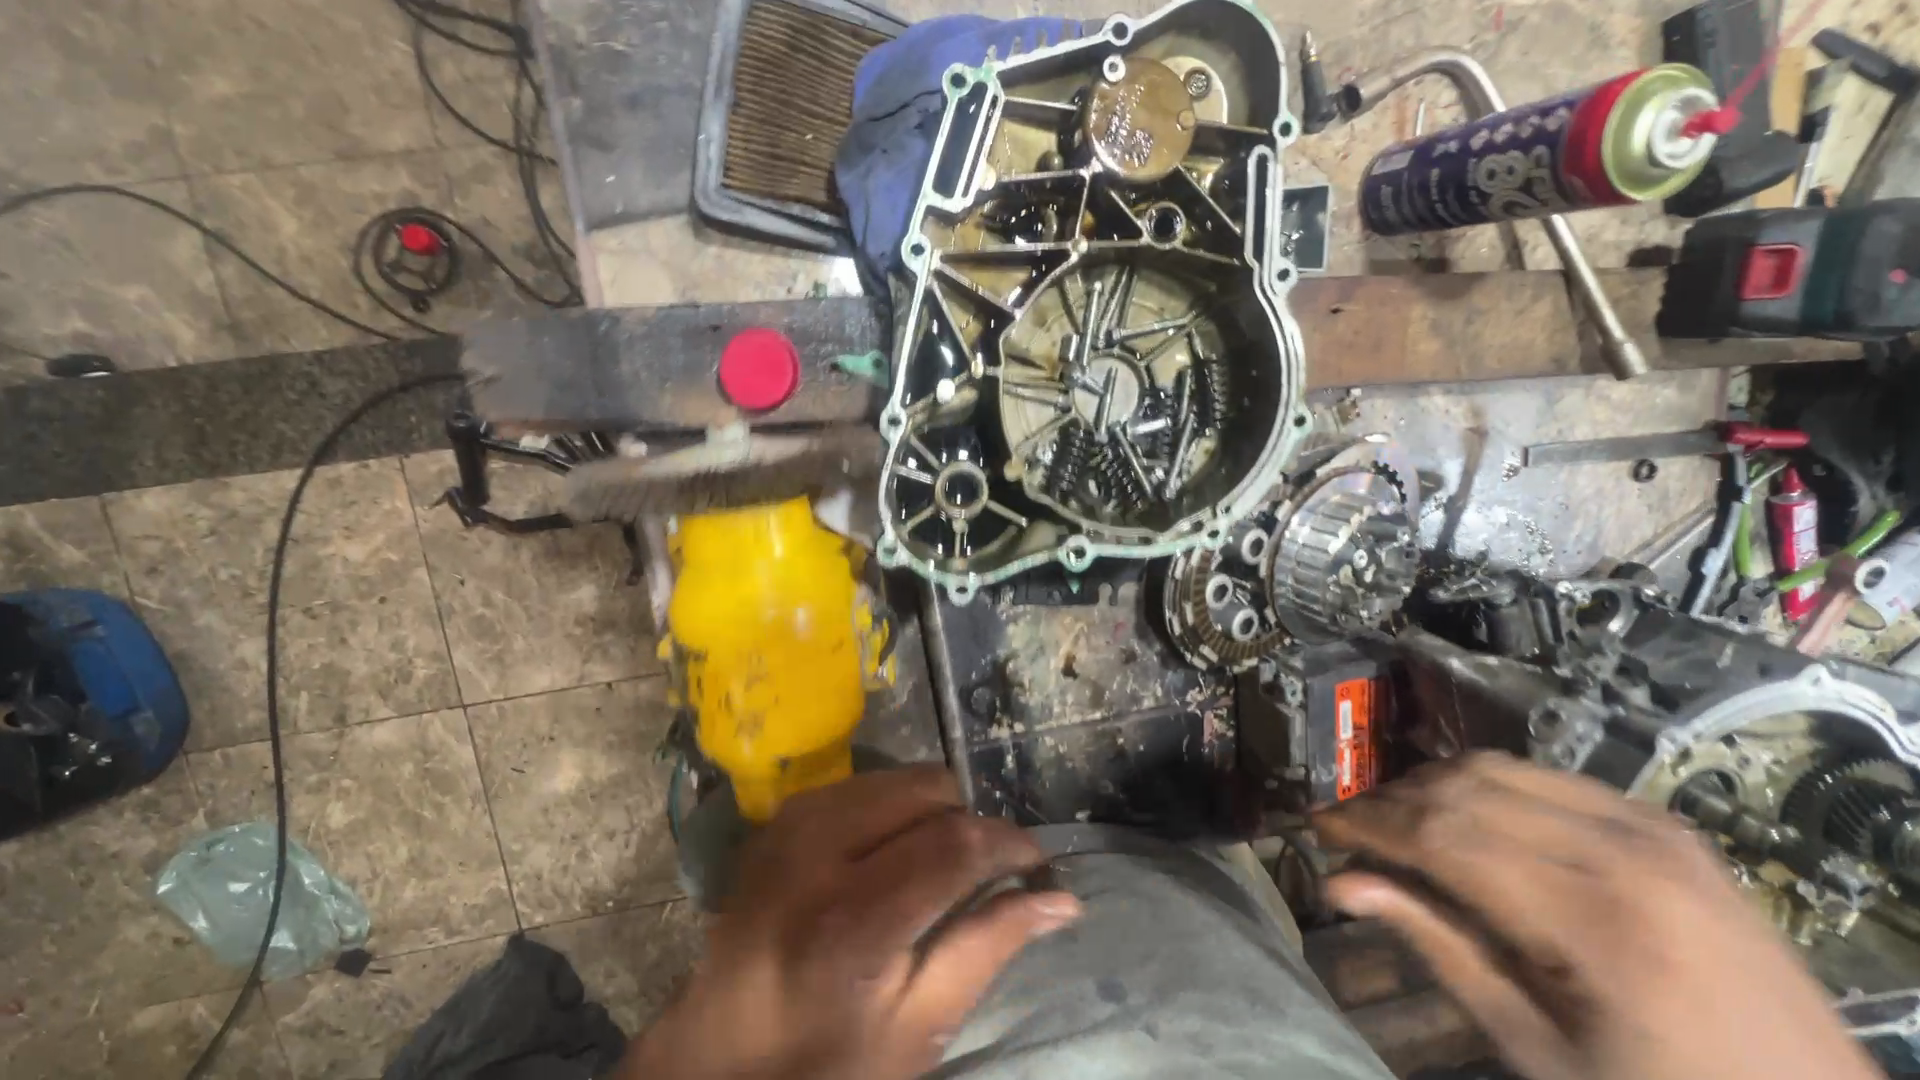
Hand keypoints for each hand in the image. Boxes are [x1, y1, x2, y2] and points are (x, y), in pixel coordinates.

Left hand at [619, 766, 1079, 1079]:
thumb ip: (986, 950)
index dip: (1009, 844)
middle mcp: (815, 851)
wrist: (717, 1053)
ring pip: (899, 778)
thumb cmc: (824, 1059)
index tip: (1036, 864)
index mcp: (851, 921)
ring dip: (934, 811)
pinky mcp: (780, 817)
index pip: (954, 844)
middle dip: (970, 822)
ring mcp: (790, 825)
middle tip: (981, 872)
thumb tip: (1059, 898)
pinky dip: (895, 807)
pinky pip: (864, 784)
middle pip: (929, 791)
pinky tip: (892, 853)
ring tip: (936, 864)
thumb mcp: (915, 1028)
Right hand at [1314, 752, 1878, 1079]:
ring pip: (1500, 768)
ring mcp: (1653, 827)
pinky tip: (1465, 819)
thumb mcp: (1537, 1043)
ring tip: (1394, 821)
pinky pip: (1548, 777)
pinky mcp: (1666, 823)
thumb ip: (1439, 948)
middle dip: (1390, 801)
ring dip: (1432, 786)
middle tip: (1347, 829)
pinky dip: (1487, 787)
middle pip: (1465, 789)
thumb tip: (1342, 885)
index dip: (1366, 824)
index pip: (1443, 836)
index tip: (1316, 828)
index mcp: (1594, 920)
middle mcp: (1624, 850)